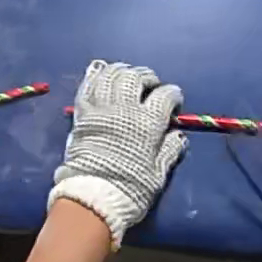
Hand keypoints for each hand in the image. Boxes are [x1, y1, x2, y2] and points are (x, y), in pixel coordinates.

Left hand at [46, 60, 186, 246]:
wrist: (93, 192)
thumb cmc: (130, 186)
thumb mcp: (158, 172)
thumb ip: (169, 150)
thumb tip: (178, 135)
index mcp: (147, 123)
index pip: (164, 96)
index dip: (172, 94)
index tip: (174, 97)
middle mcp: (124, 109)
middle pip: (135, 78)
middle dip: (146, 76)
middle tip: (150, 81)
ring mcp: (101, 107)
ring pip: (111, 75)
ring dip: (121, 70)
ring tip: (127, 72)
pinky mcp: (83, 111)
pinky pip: (88, 85)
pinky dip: (95, 74)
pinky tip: (100, 70)